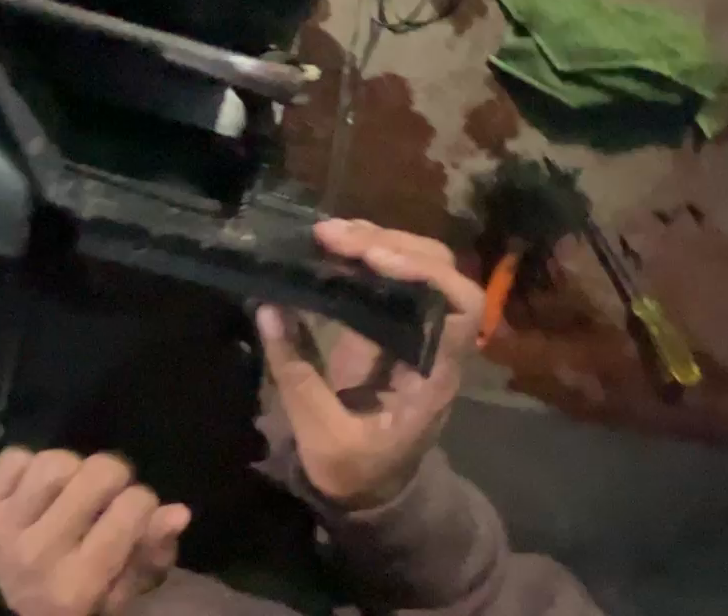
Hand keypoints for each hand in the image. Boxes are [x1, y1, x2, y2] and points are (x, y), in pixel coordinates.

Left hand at [0, 449, 190, 615]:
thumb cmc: (58, 612)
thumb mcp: (109, 603)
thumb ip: (147, 559)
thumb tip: (179, 511)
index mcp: (78, 585)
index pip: (129, 511)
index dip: (143, 501)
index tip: (135, 511)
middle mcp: (42, 552)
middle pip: (95, 474)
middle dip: (113, 474)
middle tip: (107, 491)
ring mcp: (5, 527)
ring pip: (55, 461)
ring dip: (71, 468)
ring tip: (70, 489)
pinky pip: (15, 457)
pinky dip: (29, 464)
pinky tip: (35, 488)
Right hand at [256, 220, 482, 509]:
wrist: (372, 493)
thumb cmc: (357, 470)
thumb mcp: (322, 434)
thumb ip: (296, 371)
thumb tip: (267, 307)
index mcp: (434, 373)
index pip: (460, 306)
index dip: (424, 271)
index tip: (371, 259)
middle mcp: (434, 343)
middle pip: (441, 270)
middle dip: (390, 242)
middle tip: (332, 236)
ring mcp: (414, 330)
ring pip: (417, 264)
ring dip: (374, 239)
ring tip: (325, 234)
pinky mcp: (388, 325)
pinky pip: (388, 276)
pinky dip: (361, 253)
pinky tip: (328, 247)